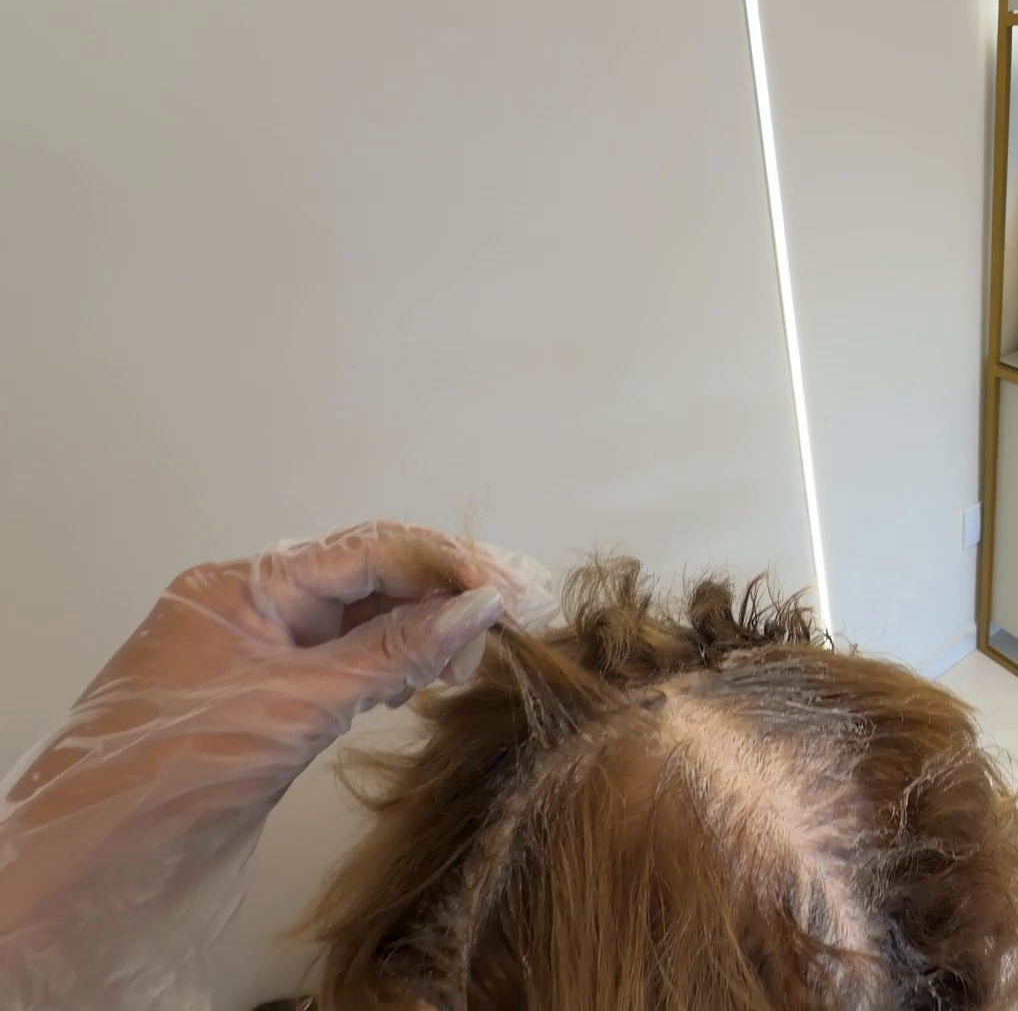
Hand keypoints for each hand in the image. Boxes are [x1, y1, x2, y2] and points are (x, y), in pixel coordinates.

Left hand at [0, 521, 554, 1010]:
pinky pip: (368, 653)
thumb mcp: (299, 703)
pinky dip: (408, 660)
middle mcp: (262, 605)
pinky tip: (431, 677)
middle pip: (381, 576)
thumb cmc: (172, 776)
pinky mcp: (290, 687)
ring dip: (435, 628)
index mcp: (244, 588)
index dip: (447, 564)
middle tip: (516, 610)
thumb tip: (485, 604)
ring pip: (381, 615)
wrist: (87, 879)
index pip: (372, 551)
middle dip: (450, 591)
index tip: (505, 590)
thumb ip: (400, 648)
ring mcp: (276, 646)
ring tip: (475, 654)